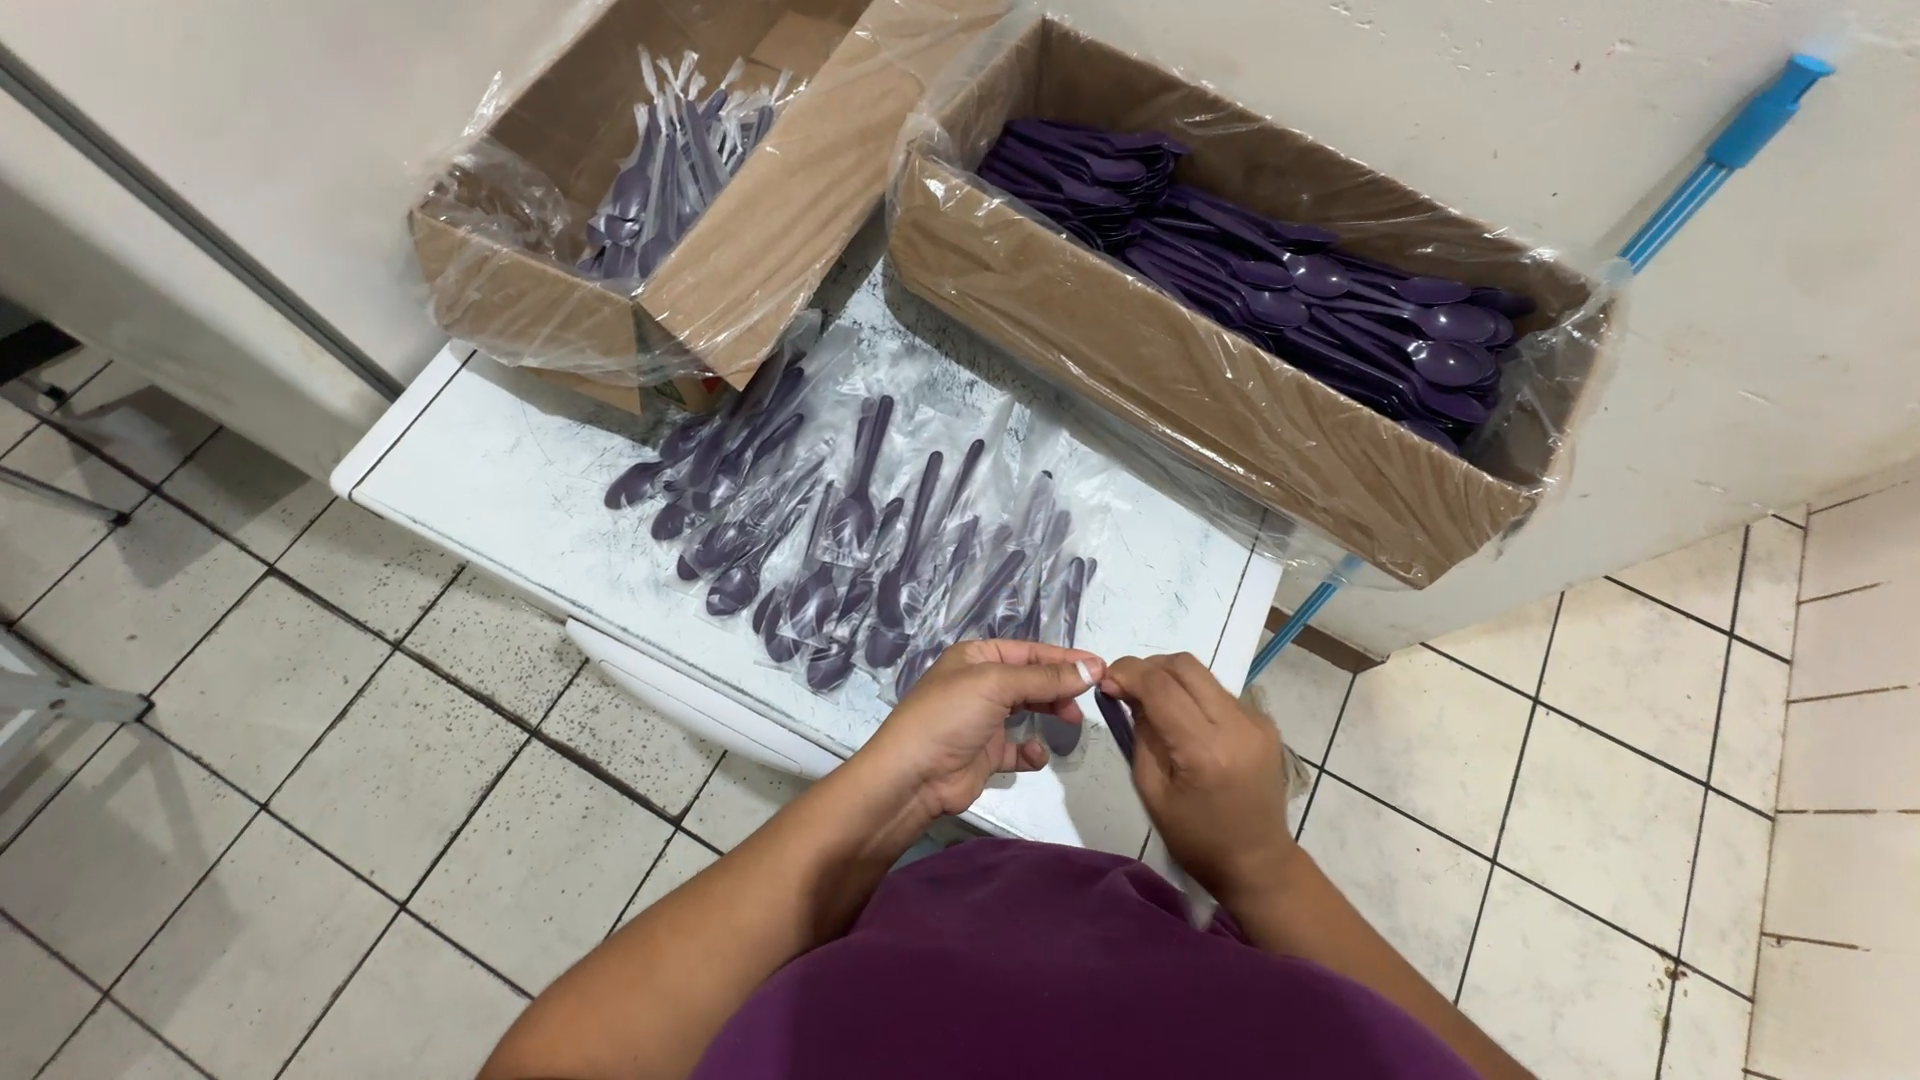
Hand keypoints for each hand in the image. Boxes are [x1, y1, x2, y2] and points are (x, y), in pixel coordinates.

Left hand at [858, 640, 1104, 819]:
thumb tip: (1093, 666)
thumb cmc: (950, 716)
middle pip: (1031, 679)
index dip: (1063, 657)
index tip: (1100, 666)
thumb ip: (1046, 677)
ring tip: (1071, 721)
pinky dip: (1031, 751)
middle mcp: (979, 684)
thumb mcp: (997, 685)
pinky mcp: (986, 754)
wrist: (913, 776)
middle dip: (1060, 686)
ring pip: (1028, 710)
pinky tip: (1034, 753)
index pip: (1029, 651)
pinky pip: (1018, 748)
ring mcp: (982, 720)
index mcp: (976, 657)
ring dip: (1051, 713)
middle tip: (1087, 698)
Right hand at [1103, 653, 1298, 902]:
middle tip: (1127, 687)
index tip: (1106, 680)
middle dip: (1148, 666)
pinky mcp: (1265, 723)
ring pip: (1203, 674)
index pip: (1160, 687)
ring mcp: (1257, 722)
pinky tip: (1184, 719)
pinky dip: (1193, 694)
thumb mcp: (1153, 790)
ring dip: (1171, 678)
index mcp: (1205, 751)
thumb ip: (1140, 734)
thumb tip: (1127, 693)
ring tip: (1152, 702)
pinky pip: (1220, 692)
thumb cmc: (1196, 837)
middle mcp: (1237, 726)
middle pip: (1185, 666)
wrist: (1258, 861)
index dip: (1128, 673)